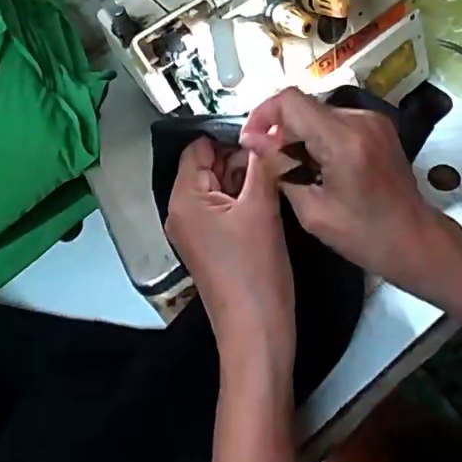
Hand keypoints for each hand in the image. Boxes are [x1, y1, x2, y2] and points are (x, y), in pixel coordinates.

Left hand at [166, 137, 294, 369]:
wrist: (258, 334)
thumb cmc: (255, 272)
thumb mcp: (261, 206)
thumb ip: (263, 161)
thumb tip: (269, 127)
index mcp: (184, 199)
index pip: (199, 147)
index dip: (229, 136)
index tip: (262, 133)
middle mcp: (183, 211)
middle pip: (211, 164)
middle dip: (242, 156)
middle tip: (275, 155)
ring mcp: (198, 229)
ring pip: (222, 184)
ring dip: (248, 176)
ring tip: (277, 174)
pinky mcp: (214, 242)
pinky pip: (227, 205)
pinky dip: (247, 197)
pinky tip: (271, 196)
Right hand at [240, 89, 461, 298]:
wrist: (415, 239)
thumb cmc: (365, 236)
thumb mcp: (312, 210)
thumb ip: (280, 168)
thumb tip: (251, 139)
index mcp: (345, 140)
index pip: (291, 101)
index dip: (263, 114)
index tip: (251, 139)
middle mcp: (360, 119)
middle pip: (304, 105)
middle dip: (281, 129)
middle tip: (271, 162)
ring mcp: (372, 118)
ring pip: (317, 112)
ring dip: (300, 133)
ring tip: (297, 169)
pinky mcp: (377, 124)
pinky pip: (335, 119)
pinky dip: (319, 136)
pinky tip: (319, 165)